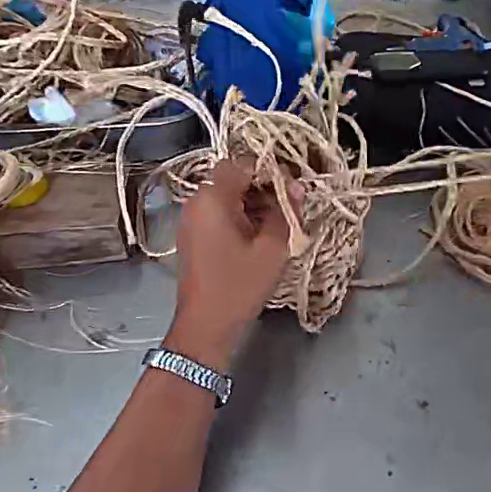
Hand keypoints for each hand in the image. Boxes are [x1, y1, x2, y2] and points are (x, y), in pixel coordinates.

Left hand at [163, 159, 300, 367]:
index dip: (270, 170)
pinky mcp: (194, 236)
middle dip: (263, 186)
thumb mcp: (272, 249)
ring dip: (253, 202)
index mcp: (212, 198)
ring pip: (227, 196)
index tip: (293, 187)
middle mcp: (197, 202)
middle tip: (291, 205)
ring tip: (280, 221)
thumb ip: (286, 213)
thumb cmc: (239, 287)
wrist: (205, 327)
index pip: (242, 164)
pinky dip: (240, 216)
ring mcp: (192, 220)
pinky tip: (261, 234)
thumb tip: (298, 187)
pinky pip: (219, 213)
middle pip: (233, 178)